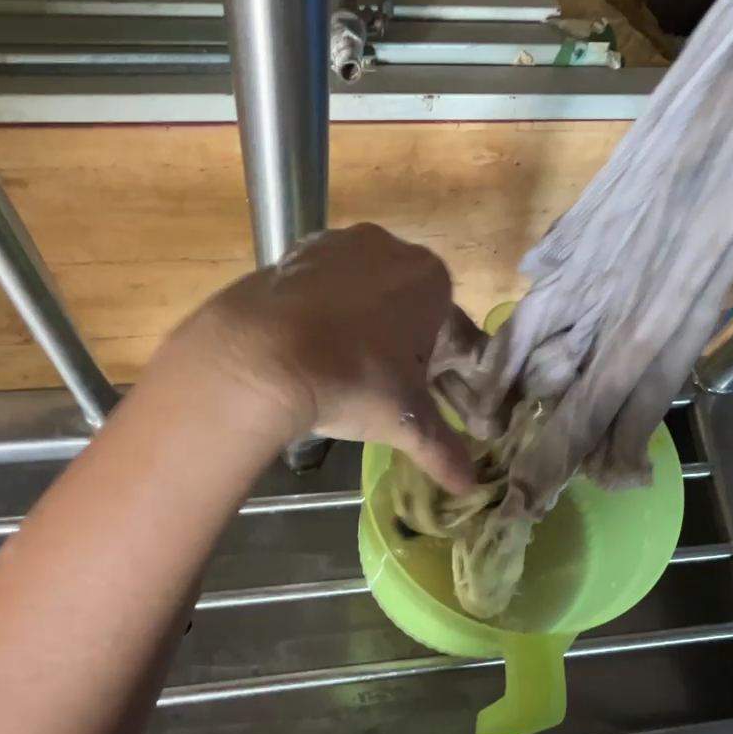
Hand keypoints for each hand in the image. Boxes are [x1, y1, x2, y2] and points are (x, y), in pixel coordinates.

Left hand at [157, 223, 477, 493]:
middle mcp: (387, 248)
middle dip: (399, 340)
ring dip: (358, 323)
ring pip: (360, 291)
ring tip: (340, 368)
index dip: (440, 365)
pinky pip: (317, 287)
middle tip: (381, 384)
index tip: (422, 391)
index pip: (450, 327)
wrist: (263, 355)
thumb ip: (442, 450)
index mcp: (430, 280)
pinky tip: (306, 349)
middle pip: (404, 303)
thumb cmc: (354, 380)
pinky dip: (318, 313)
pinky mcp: (289, 255)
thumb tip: (469, 488)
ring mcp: (335, 245)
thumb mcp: (405, 422)